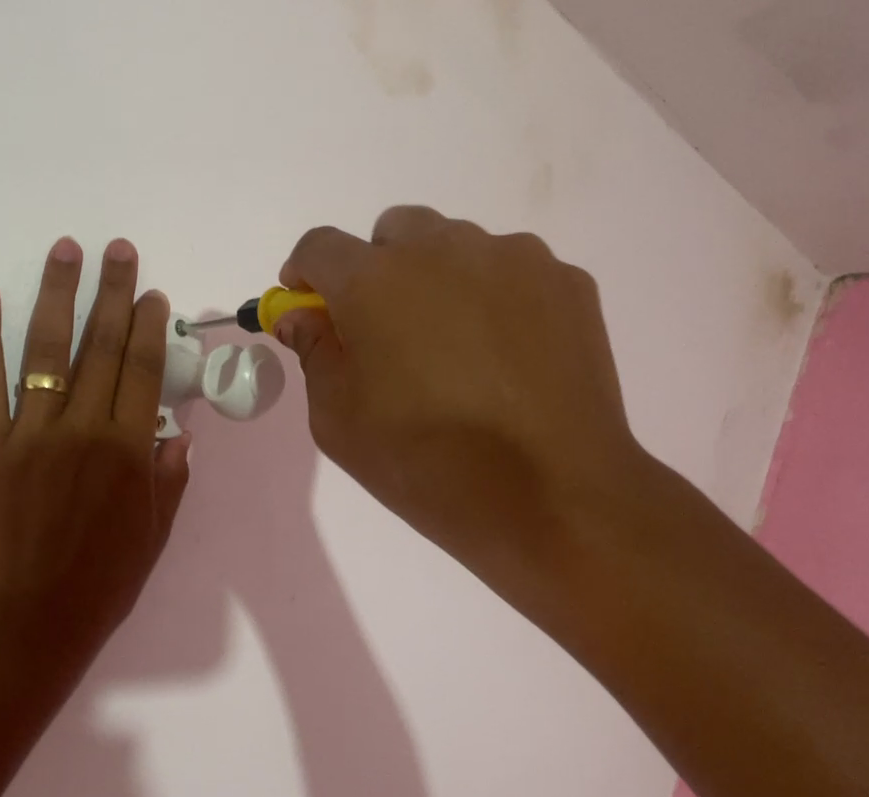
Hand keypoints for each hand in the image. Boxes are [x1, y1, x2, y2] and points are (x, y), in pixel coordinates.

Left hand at [0, 237, 192, 655]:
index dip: (148, 326)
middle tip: (119, 249)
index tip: (152, 294)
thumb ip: (170, 477)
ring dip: (58, 293)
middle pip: (101, 347)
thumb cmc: (106, 578)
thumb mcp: (155, 531)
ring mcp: (32, 433)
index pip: (142, 370)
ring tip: (66, 249)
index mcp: (129, 450)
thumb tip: (179, 431)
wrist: (38, 612)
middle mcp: (83, 429)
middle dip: (113, 292)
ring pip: (47, 350)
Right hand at [275, 207, 647, 585]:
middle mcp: (444, 249)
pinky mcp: (566, 282)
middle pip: (394, 232)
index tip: (307, 309)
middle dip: (375, 270)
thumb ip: (314, 354)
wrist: (548, 493)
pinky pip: (511, 273)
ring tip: (451, 352)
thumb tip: (303, 315)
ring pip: (457, 248)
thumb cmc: (423, 462)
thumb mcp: (338, 421)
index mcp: (374, 282)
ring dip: (437, 282)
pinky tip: (501, 360)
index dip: (303, 275)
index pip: (319, 247)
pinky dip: (492, 301)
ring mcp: (513, 259)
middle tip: (382, 335)